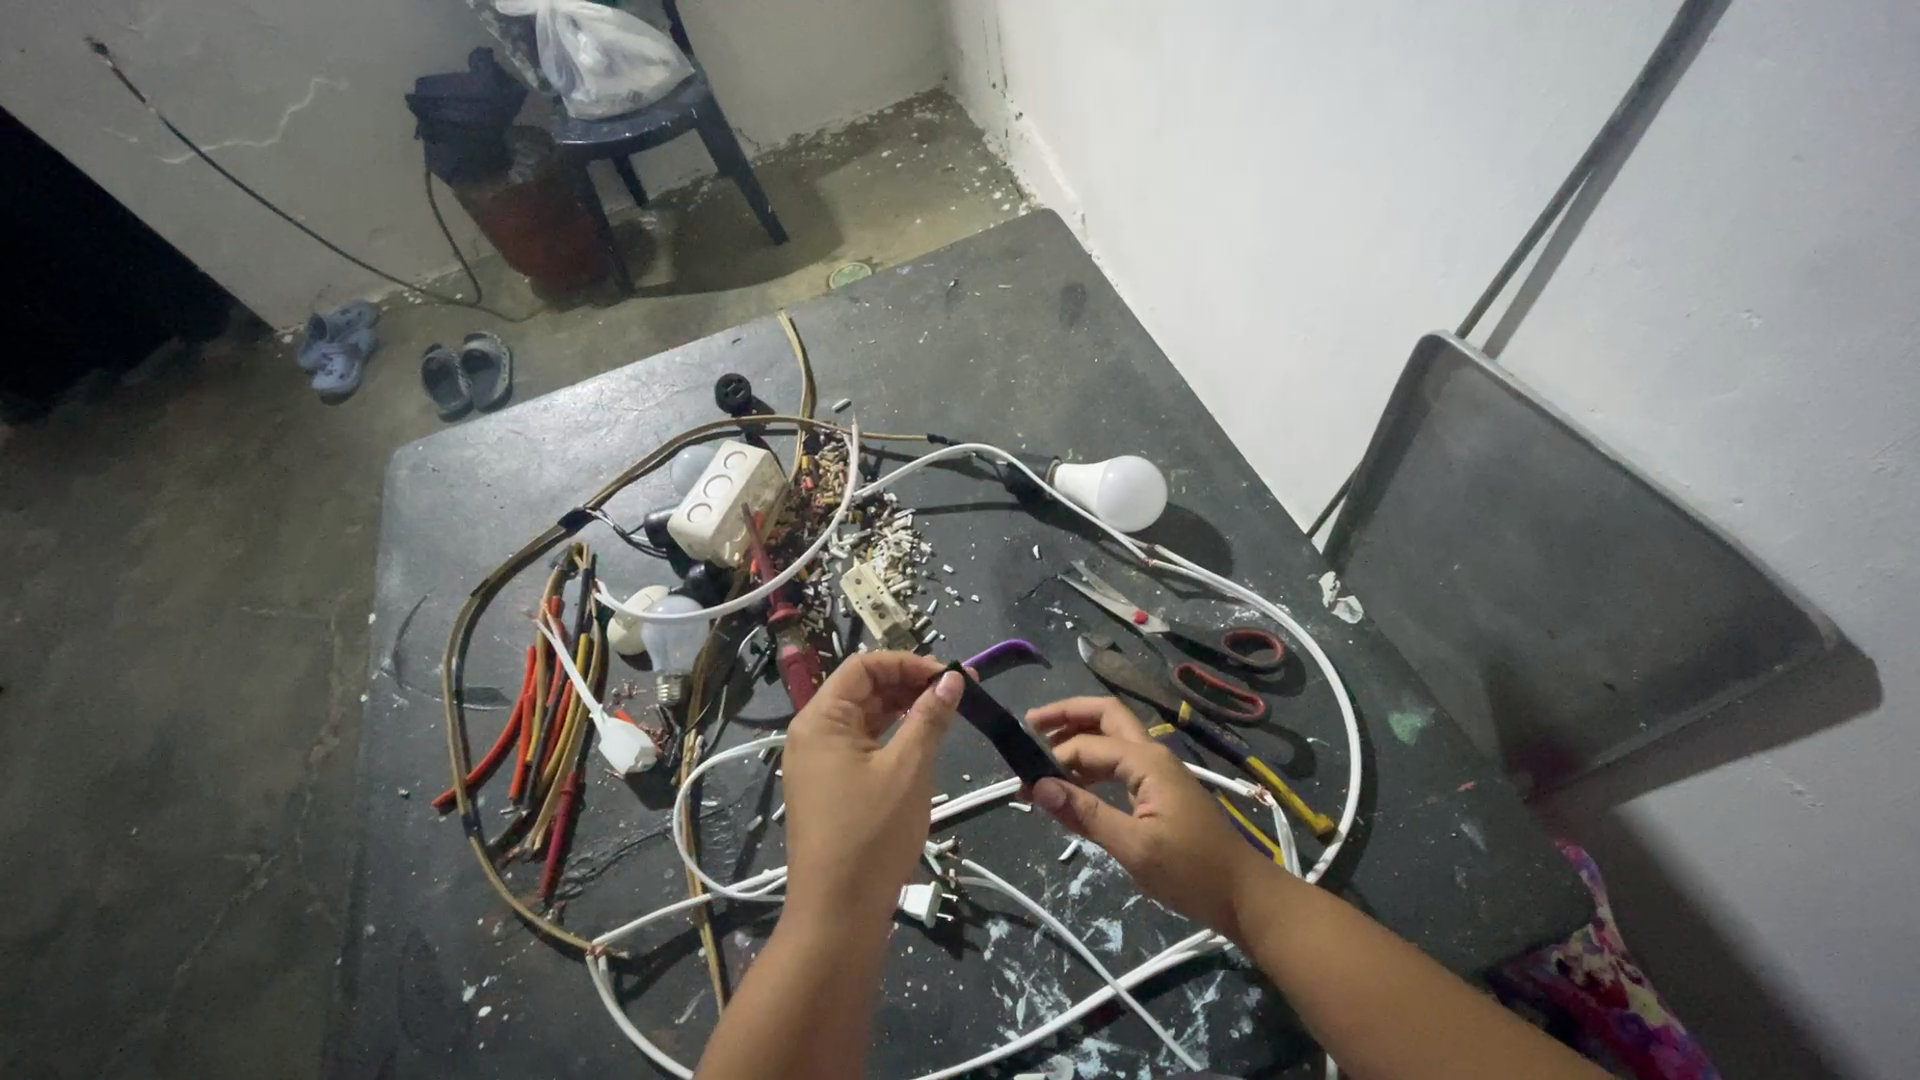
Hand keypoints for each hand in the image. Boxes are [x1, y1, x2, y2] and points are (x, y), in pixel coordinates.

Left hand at [780, 652, 961, 927]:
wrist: (838, 912)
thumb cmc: (872, 834)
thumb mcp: (908, 769)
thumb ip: (930, 717)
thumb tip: (954, 679)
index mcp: (820, 719)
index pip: (864, 666)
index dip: (908, 663)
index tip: (951, 676)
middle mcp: (812, 733)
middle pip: (863, 689)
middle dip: (910, 684)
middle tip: (958, 692)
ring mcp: (818, 762)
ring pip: (865, 718)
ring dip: (904, 709)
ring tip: (947, 712)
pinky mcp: (830, 786)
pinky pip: (862, 745)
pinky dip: (893, 737)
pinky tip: (923, 742)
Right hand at [1027, 696, 1274, 940]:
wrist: (1244, 895)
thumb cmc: (1192, 872)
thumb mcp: (1134, 847)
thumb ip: (1085, 815)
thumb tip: (1037, 787)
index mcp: (1147, 762)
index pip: (1088, 745)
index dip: (1053, 759)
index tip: (1023, 785)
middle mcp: (1152, 755)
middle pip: (1105, 715)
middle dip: (1067, 714)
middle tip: (1030, 725)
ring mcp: (1159, 770)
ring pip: (1113, 737)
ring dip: (1079, 738)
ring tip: (1043, 755)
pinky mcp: (1161, 789)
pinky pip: (1120, 762)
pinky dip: (1093, 765)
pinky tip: (1074, 785)